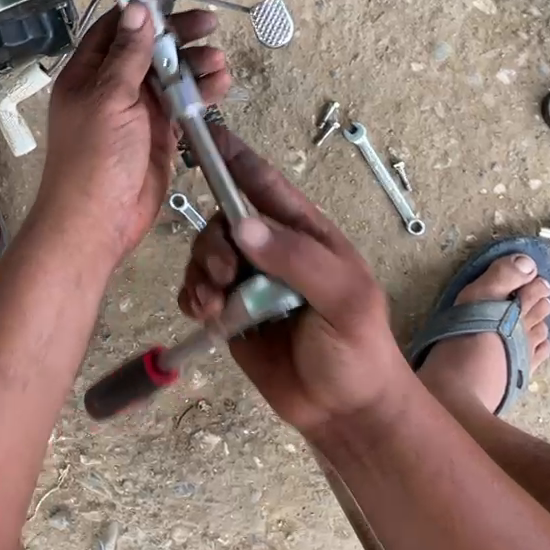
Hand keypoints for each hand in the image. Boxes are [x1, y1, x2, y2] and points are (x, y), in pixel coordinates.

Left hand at [37, 1, 229, 264]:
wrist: (98, 220)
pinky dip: (201, 93)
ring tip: (217, 62)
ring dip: (194, 66)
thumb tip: (137, 11)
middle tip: (208, 25)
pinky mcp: (159, 133)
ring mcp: (137, 111)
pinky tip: (219, 85)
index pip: (115, 29)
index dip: (143, 11)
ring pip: (170, 76)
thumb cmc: (94, 157)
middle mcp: (112, 88)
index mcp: (88, 74)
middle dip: (178, 36)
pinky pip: (182, 104)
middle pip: (148, 49)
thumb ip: (127, 55)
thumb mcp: (109, 98)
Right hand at [177, 127, 410, 438]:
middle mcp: (273, 250)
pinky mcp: (230, 313)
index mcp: (306, 234)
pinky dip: (193, 298)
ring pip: (205, 255)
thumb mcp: (344, 298)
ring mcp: (249, 282)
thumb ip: (297, 259)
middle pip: (224, 221)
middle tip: (223, 275)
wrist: (345, 414)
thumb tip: (240, 225)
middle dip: (214, 242)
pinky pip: (197, 291)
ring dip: (201, 275)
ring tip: (215, 306)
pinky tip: (205, 316)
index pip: (266, 186)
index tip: (206, 135)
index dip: (237, 159)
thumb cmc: (357, 348)